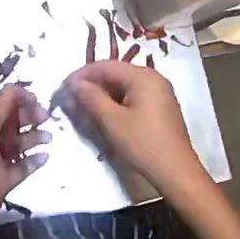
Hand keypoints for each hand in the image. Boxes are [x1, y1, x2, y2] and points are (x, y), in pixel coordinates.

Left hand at [0, 84, 49, 238]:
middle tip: (45, 118)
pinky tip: (46, 156)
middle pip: (9, 122)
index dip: (16, 98)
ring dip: (33, 137)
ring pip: (17, 145)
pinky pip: (21, 168)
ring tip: (49, 137)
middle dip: (27, 116)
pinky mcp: (2, 184)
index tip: (37, 99)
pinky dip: (33, 161)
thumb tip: (15, 88)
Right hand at [57, 61, 206, 193]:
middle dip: (92, 87)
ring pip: (123, 88)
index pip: (105, 66)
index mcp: (143, 76)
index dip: (81, 75)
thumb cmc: (143, 144)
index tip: (62, 88)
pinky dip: (116, 105)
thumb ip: (91, 97)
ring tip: (85, 112)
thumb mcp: (112, 121)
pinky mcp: (160, 109)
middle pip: (115, 75)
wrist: (176, 172)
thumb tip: (74, 83)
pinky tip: (105, 118)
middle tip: (72, 102)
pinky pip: (133, 98)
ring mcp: (159, 94)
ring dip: (103, 97)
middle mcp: (153, 79)